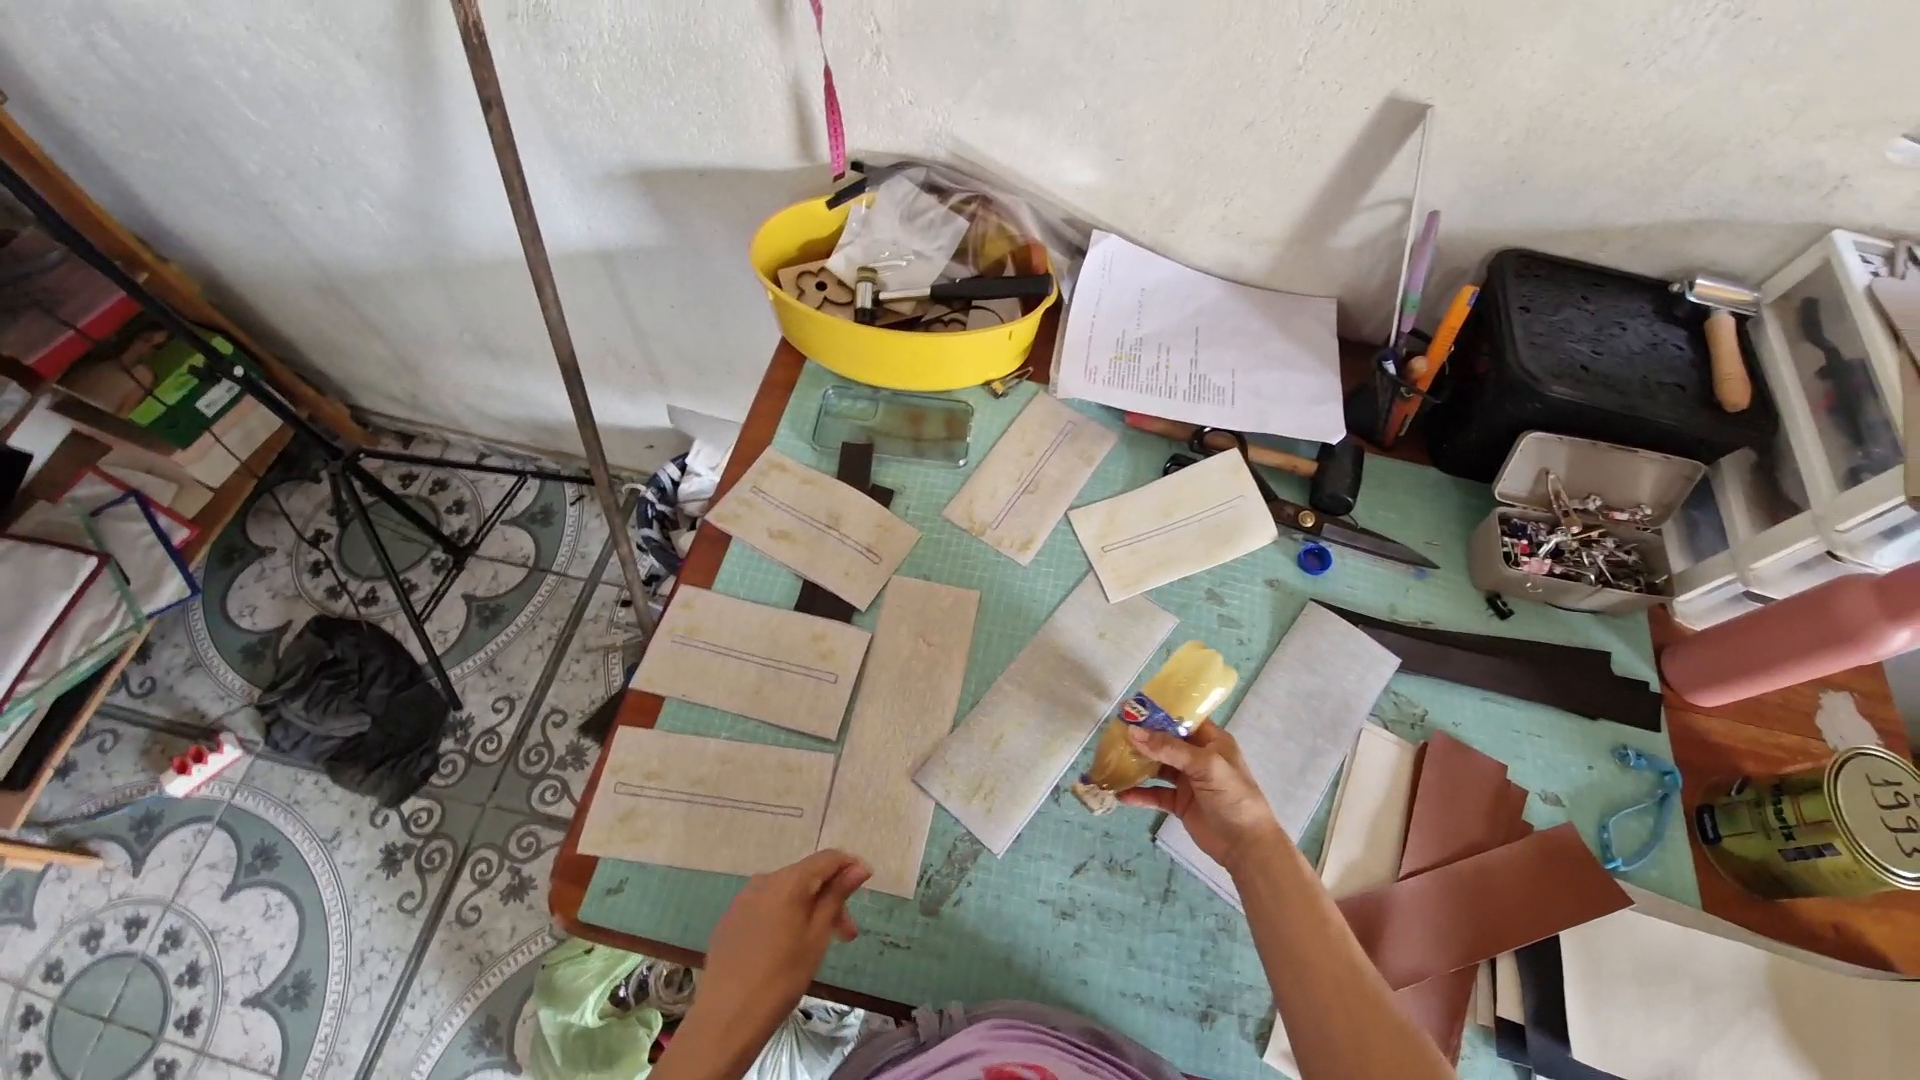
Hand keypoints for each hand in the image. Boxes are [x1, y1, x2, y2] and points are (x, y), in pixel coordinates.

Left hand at [698, 850, 870, 1029]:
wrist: (727, 1017)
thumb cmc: (782, 977)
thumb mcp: (817, 936)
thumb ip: (836, 896)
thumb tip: (858, 867)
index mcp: (788, 882)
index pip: (827, 858)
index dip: (850, 867)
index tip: (865, 887)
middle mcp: (763, 881)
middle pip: (806, 876)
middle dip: (831, 897)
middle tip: (847, 934)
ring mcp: (742, 900)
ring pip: (786, 892)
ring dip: (809, 909)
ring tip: (818, 944)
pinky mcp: (730, 920)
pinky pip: (766, 907)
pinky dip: (784, 917)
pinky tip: (785, 948)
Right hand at [1117, 721, 1284, 871]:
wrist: (1246, 845)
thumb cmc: (1233, 796)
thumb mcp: (1205, 765)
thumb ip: (1169, 748)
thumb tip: (1133, 732)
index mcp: (1211, 741)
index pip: (1182, 719)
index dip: (1159, 713)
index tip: (1131, 709)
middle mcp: (1197, 757)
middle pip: (1165, 742)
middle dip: (1141, 739)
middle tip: (1114, 735)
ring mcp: (1187, 780)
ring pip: (1156, 767)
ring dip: (1137, 765)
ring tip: (1112, 762)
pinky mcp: (1179, 803)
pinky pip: (1154, 793)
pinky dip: (1139, 794)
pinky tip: (1121, 795)